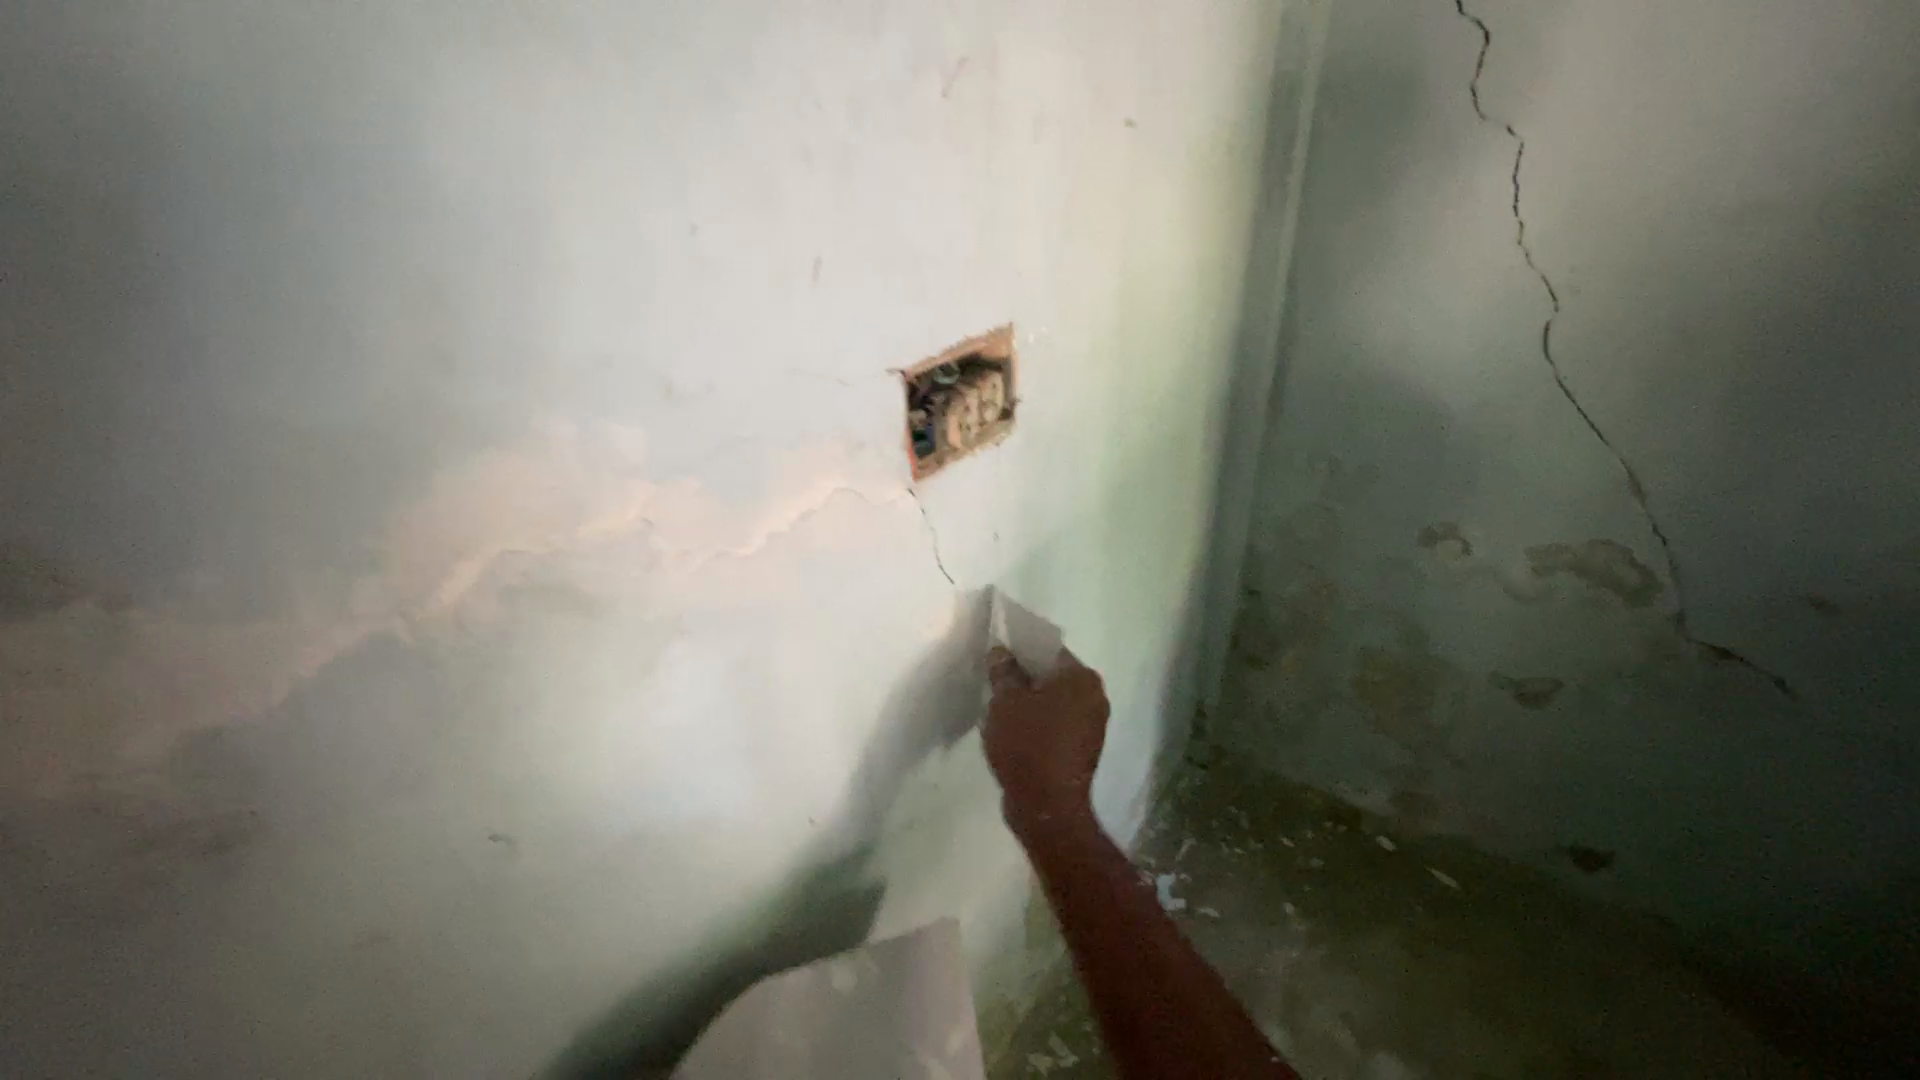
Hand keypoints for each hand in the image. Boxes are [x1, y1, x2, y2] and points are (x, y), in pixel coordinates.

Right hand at [984, 646, 1109, 836]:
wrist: (1047, 807)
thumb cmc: (1028, 745)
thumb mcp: (1006, 702)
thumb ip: (1003, 671)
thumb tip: (1001, 651)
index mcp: (1081, 678)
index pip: (1048, 650)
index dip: (1020, 650)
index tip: (996, 657)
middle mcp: (1095, 697)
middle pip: (1052, 677)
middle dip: (1024, 678)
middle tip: (994, 683)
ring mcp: (1093, 726)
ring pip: (1054, 702)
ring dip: (1030, 704)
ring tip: (1000, 710)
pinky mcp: (1083, 751)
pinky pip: (1056, 726)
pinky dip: (1038, 725)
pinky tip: (1013, 733)